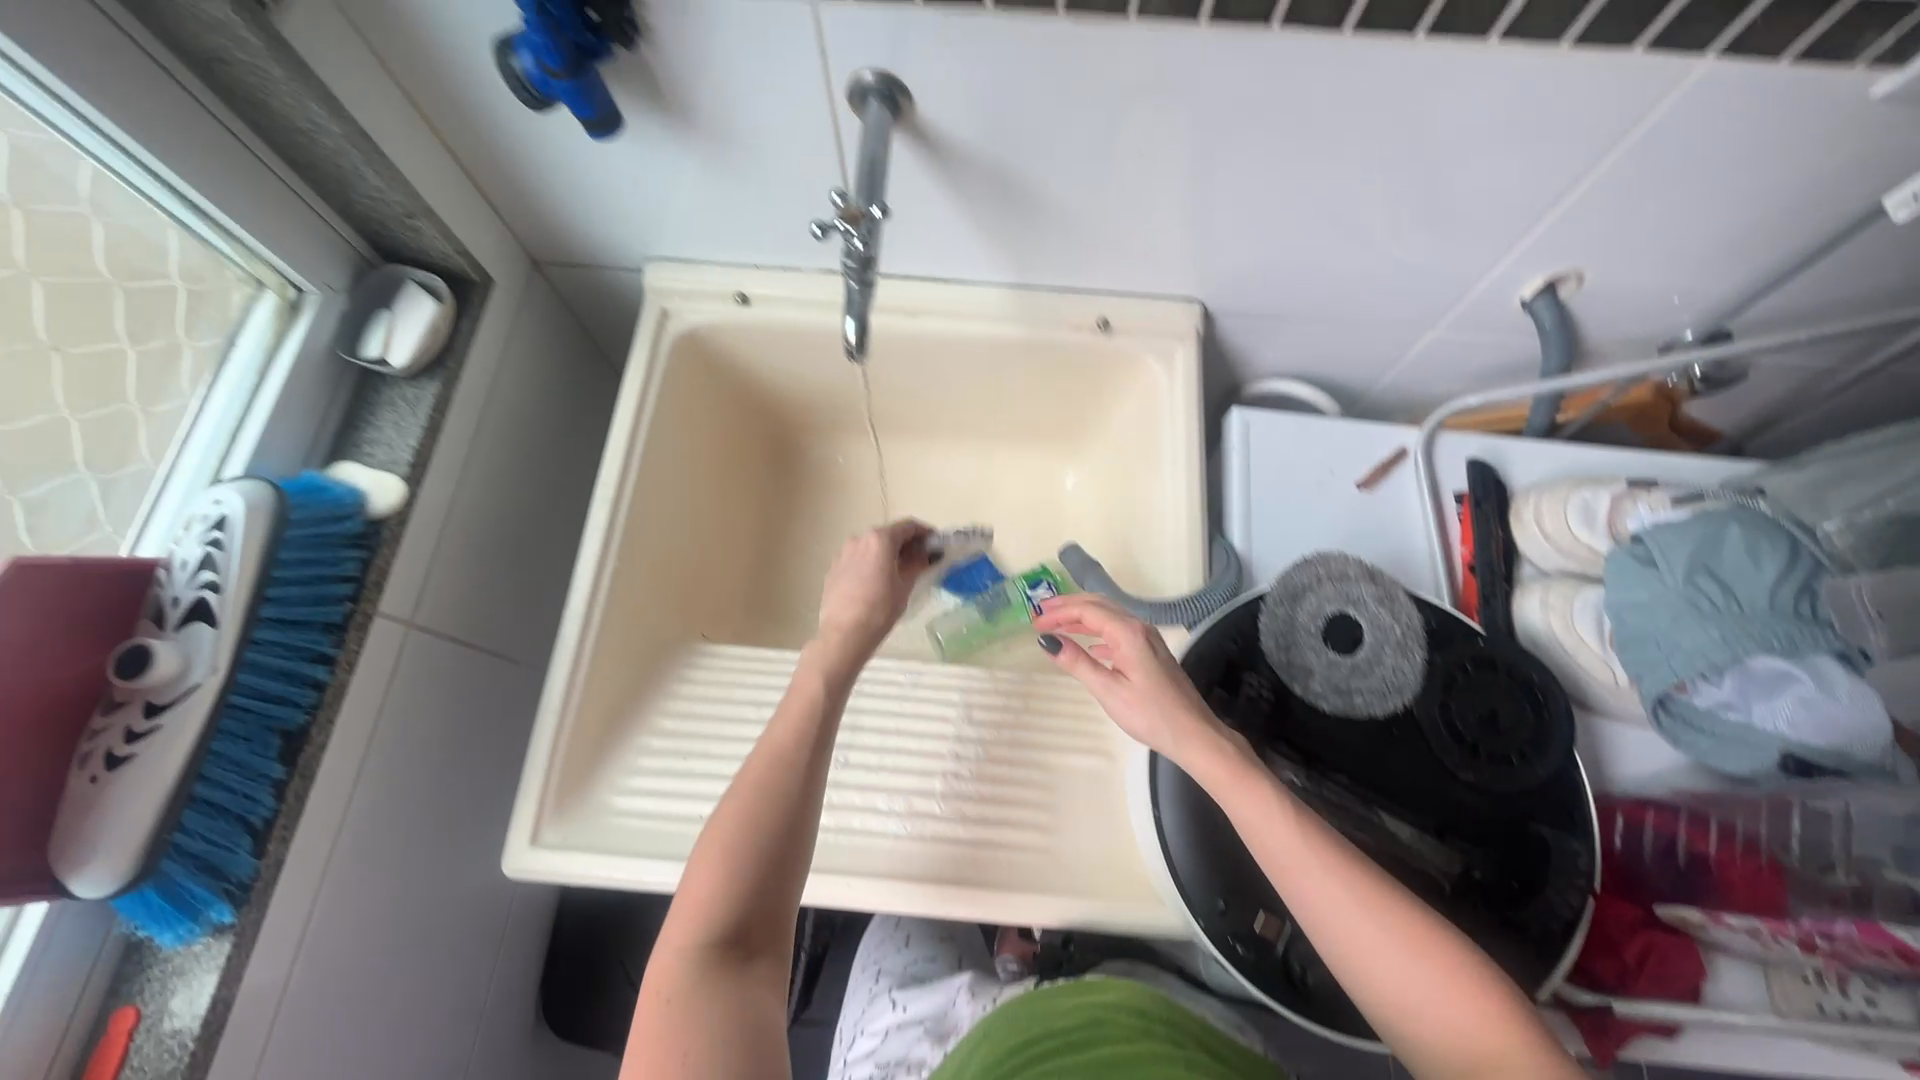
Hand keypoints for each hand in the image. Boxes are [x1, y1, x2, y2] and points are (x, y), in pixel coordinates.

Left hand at [815, 520, 936, 662]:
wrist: (844, 633)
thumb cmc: (881, 608)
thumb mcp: (905, 585)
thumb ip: (917, 563)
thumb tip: (927, 553)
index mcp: (880, 539)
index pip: (908, 526)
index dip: (925, 532)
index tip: (935, 543)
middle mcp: (859, 539)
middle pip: (888, 534)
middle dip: (906, 543)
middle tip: (920, 558)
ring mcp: (844, 553)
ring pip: (871, 546)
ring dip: (887, 553)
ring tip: (897, 571)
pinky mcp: (834, 569)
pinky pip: (858, 559)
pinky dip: (871, 563)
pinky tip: (876, 581)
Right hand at [1032, 594, 1242, 771]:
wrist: (1193, 733)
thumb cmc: (1149, 714)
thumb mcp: (1107, 690)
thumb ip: (1077, 662)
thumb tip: (1047, 641)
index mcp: (1128, 632)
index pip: (1087, 610)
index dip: (1058, 613)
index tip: (1035, 623)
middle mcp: (1139, 627)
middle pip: (1099, 605)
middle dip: (1068, 606)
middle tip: (1041, 613)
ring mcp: (1147, 638)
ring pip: (1109, 616)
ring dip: (1082, 618)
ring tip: (1057, 625)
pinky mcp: (1151, 651)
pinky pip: (1118, 630)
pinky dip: (1097, 631)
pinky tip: (1089, 645)